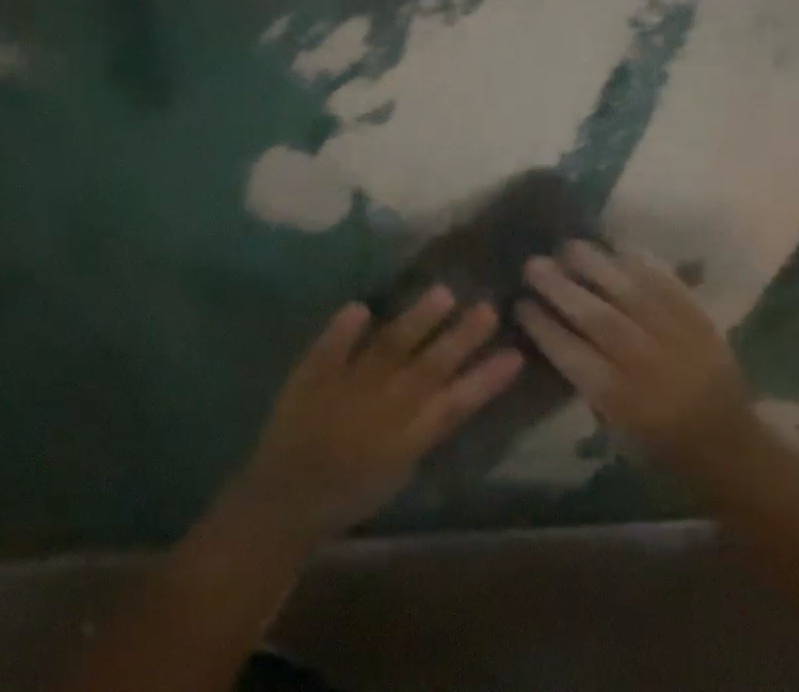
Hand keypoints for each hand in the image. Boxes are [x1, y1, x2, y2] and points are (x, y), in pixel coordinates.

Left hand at [234, 288, 523, 541]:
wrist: (283, 504)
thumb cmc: (348, 496)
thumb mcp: (399, 472)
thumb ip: (422, 430)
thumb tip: (446, 397)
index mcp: (407, 437)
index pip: (456, 402)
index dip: (486, 378)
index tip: (514, 353)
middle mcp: (383, 408)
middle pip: (429, 367)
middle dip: (461, 338)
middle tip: (489, 308)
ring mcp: (346, 387)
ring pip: (389, 348)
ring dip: (416, 320)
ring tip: (443, 293)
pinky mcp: (311, 377)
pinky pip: (331, 347)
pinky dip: (345, 328)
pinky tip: (361, 306)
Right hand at [518, 241, 756, 479]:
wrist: (731, 446)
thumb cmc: (663, 446)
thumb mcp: (617, 431)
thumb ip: (589, 386)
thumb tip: (560, 340)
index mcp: (621, 399)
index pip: (573, 354)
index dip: (544, 327)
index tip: (522, 304)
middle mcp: (647, 365)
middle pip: (598, 318)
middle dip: (562, 288)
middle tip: (534, 265)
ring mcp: (678, 339)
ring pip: (632, 294)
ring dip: (598, 267)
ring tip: (570, 246)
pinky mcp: (702, 323)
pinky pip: (669, 287)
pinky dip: (642, 267)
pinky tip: (618, 251)